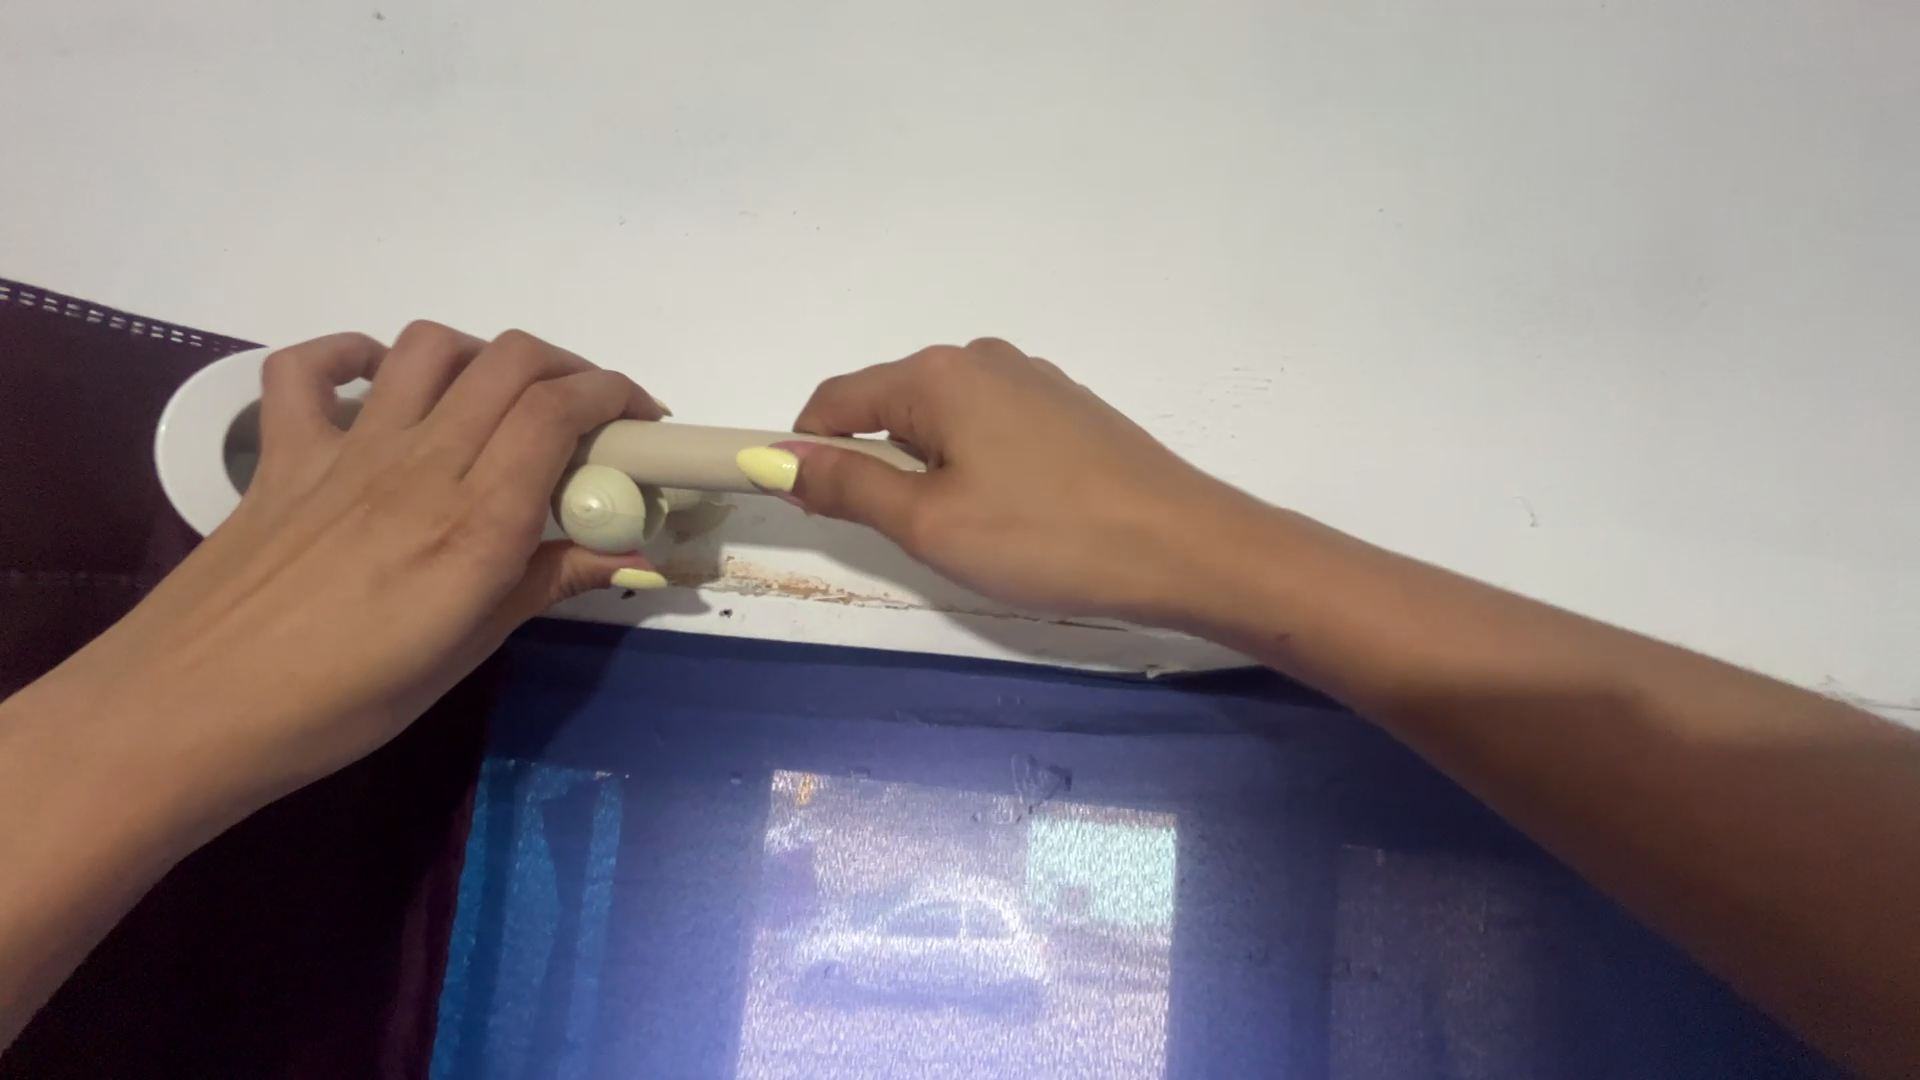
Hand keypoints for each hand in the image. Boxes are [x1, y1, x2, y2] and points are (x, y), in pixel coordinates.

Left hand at [31, 323, 662, 827]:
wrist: (188, 714)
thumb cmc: (354, 695)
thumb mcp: (477, 645)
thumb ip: (555, 580)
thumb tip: (634, 558)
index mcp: (476, 519)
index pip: (558, 411)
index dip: (615, 394)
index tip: (646, 420)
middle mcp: (419, 464)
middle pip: (511, 362)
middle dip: (574, 369)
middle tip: (596, 413)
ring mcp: (345, 449)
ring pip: (430, 348)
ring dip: (488, 357)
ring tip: (509, 400)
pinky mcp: (284, 453)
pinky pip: (310, 368)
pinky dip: (357, 355)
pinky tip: (389, 386)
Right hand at [782, 338, 1258, 623]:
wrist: (1184, 546)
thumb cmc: (1044, 537)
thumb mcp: (929, 522)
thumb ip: (848, 485)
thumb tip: (778, 457)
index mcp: (937, 375)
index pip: (836, 400)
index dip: (807, 450)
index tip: (810, 504)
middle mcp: (982, 358)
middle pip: (892, 407)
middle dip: (879, 466)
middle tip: (911, 536)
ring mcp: (1033, 379)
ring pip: (945, 422)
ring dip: (931, 470)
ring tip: (972, 530)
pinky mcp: (1069, 408)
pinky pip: (992, 430)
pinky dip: (977, 466)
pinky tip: (1016, 511)